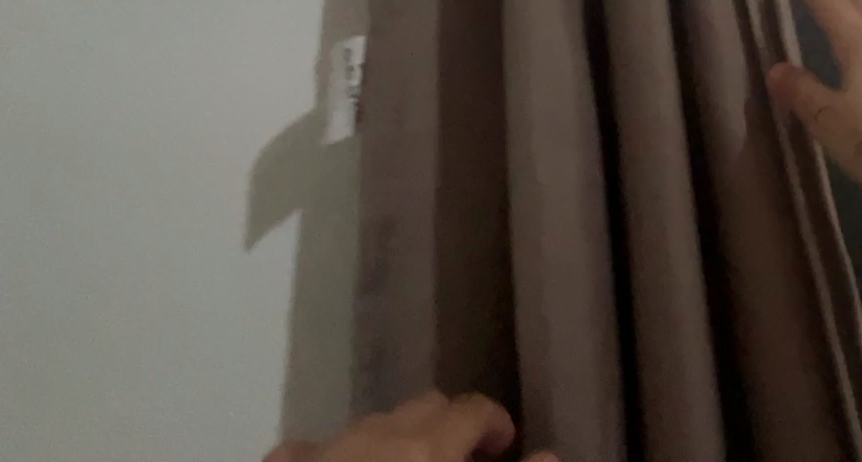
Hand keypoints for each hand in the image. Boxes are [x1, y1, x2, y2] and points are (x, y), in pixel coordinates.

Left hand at [263, 392, 552, 461]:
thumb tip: (552, 453)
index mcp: (428, 446)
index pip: (473, 409)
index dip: (493, 423)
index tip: (504, 446)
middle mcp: (379, 433)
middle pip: (426, 406)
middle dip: (446, 426)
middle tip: (460, 460)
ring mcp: (324, 448)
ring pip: (372, 423)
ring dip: (394, 440)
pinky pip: (309, 448)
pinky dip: (328, 455)